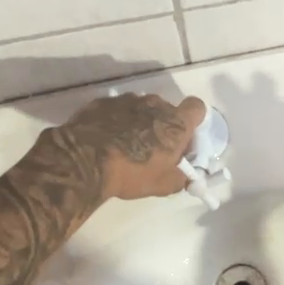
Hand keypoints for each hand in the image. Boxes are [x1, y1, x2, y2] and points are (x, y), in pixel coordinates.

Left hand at [50, 93, 207, 199]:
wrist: (86, 160)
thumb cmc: (133, 173)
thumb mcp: (164, 184)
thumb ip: (181, 177)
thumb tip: (185, 176)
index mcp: (176, 123)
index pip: (197, 108)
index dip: (194, 122)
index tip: (186, 140)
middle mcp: (155, 104)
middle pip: (168, 110)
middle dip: (166, 126)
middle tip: (157, 150)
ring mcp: (129, 99)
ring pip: (143, 109)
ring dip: (142, 123)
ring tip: (130, 145)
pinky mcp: (105, 101)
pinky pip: (120, 109)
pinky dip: (120, 121)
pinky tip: (111, 139)